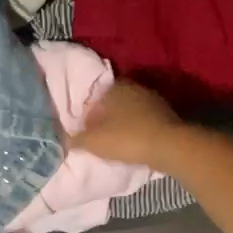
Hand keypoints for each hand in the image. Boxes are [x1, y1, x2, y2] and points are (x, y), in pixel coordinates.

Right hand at [68, 81, 183, 166]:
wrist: (168, 146)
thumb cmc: (125, 139)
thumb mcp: (92, 142)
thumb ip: (74, 139)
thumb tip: (63, 138)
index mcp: (113, 88)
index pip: (91, 100)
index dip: (85, 119)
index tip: (84, 134)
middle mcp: (132, 86)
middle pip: (110, 105)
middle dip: (103, 119)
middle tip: (99, 139)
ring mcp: (151, 98)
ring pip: (127, 111)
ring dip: (121, 123)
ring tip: (116, 142)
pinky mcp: (164, 111)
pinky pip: (142, 119)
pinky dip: (136, 128)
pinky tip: (134, 142)